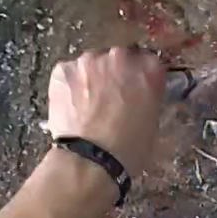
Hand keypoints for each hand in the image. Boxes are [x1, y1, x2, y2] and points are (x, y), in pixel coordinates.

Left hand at [47, 46, 166, 177]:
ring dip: (93, 78)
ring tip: (89, 105)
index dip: (141, 78)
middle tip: (112, 99)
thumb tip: (139, 96)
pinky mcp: (63, 70)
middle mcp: (120, 57)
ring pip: (92, 64)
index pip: (149, 63)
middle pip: (119, 58)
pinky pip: (70, 73)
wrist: (91, 159)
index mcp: (149, 69)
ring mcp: (89, 61)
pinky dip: (72, 85)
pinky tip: (73, 106)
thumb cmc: (129, 148)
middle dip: (116, 74)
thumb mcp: (153, 123)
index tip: (137, 89)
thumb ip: (148, 98)